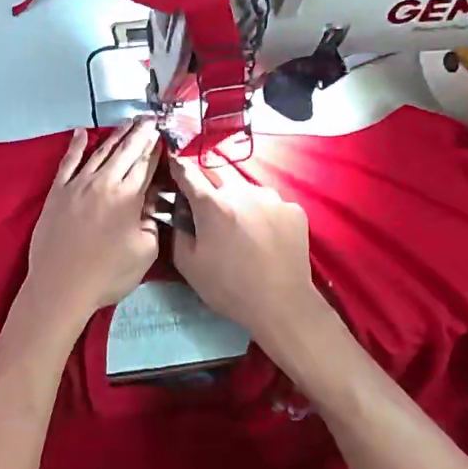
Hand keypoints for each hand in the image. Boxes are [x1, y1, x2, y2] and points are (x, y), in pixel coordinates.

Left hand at [20, 119, 162, 331]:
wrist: (61, 286)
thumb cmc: (108, 274)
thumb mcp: (145, 251)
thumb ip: (152, 220)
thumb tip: (151, 199)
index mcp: (129, 196)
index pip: (147, 164)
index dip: (157, 147)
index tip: (164, 132)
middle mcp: (104, 182)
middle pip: (126, 151)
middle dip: (140, 133)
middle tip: (150, 118)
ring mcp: (78, 185)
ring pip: (101, 152)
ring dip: (116, 135)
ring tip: (128, 122)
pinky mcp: (58, 192)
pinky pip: (68, 162)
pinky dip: (75, 145)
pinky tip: (81, 132)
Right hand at [169, 156, 315, 336]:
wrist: (282, 304)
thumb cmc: (229, 288)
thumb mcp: (188, 265)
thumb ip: (178, 229)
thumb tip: (179, 208)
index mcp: (213, 205)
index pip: (189, 173)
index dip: (178, 167)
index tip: (174, 163)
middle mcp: (243, 192)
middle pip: (218, 174)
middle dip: (209, 184)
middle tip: (209, 207)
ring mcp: (272, 198)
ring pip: (246, 188)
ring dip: (238, 199)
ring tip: (241, 227)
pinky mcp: (293, 209)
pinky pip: (271, 203)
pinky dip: (263, 213)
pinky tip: (264, 236)